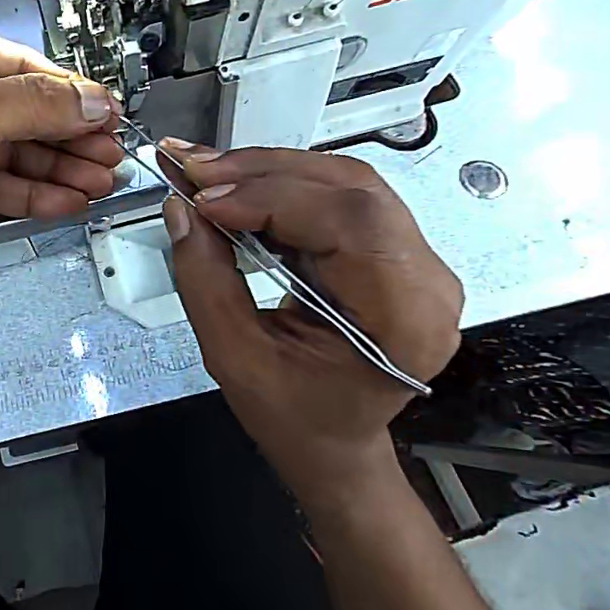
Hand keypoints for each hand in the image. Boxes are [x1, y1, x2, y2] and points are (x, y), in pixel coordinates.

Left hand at [0, 17, 123, 305]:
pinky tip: (65, 201)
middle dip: (70, 136)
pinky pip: (1, 186)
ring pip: (17, 154)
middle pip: (25, 113)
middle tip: (109, 154)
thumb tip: (90, 101)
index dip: (69, 93)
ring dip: (59, 169)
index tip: (107, 114)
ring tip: (98, 183)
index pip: (21, 68)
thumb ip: (32, 105)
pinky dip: (34, 194)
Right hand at [160, 143, 462, 505]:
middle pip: (352, 189)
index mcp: (407, 320)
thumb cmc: (297, 419)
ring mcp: (417, 263)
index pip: (349, 222)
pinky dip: (286, 189)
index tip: (202, 196)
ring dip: (272, 173)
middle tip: (195, 169)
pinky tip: (243, 192)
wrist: (335, 440)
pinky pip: (341, 199)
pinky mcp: (394, 252)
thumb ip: (207, 280)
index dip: (270, 196)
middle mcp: (427, 282)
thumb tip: (182, 210)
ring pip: (346, 183)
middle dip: (264, 173)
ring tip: (211, 177)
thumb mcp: (238, 360)